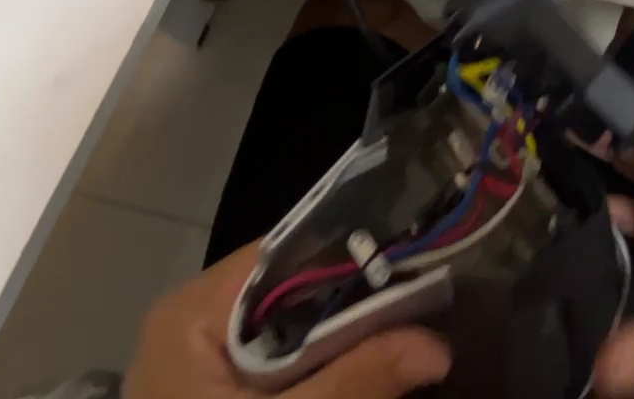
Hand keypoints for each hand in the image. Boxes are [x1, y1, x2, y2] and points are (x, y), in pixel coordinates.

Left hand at [125, 240, 450, 398]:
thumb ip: (357, 381)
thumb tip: (440, 345)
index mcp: (192, 311)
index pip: (287, 251)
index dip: (352, 256)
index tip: (414, 268)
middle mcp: (195, 315)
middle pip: (293, 283)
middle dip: (354, 298)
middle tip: (421, 305)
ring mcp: (203, 351)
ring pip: (293, 317)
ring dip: (345, 330)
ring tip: (405, 331)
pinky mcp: (216, 383)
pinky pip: (282, 351)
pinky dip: (322, 358)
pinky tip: (360, 367)